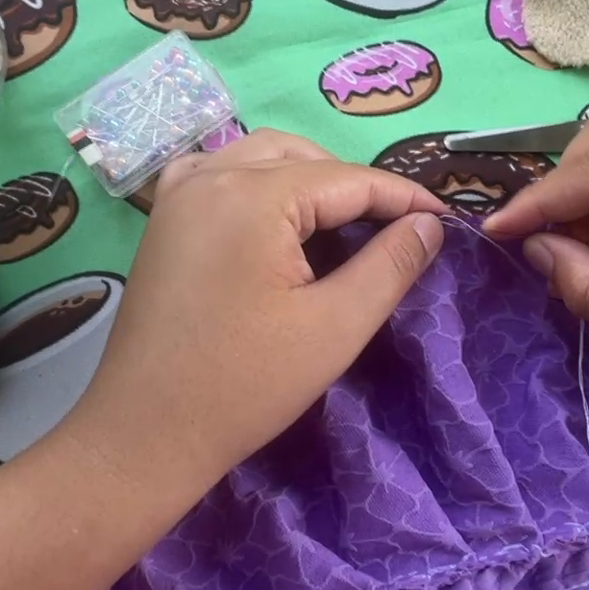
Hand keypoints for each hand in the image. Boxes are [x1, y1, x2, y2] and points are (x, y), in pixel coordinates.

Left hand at [64, 130, 446, 491]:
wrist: (145, 432)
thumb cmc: (245, 385)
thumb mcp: (336, 326)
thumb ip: (391, 265)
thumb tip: (428, 223)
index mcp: (251, 196)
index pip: (347, 178)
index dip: (403, 197)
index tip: (444, 218)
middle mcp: (209, 175)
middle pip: (303, 157)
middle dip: (355, 187)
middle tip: (393, 231)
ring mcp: (178, 194)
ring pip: (262, 157)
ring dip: (309, 178)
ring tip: (343, 226)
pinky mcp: (164, 219)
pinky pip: (223, 174)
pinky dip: (261, 183)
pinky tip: (277, 220)